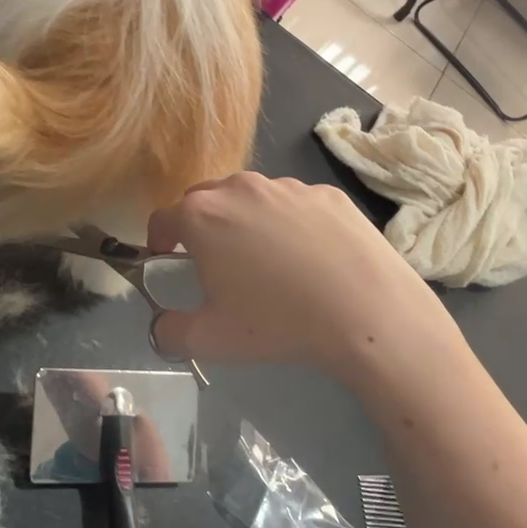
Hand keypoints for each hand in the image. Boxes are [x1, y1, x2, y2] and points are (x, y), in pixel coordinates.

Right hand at [146, 173, 461, 388]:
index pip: (162, 218)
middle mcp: (239, 188)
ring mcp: (288, 186)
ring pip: (249, 198)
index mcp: (200, 216)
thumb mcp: (210, 341)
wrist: (368, 314)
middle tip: (214, 264)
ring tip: (265, 263)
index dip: (158, 241)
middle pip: (203, 200)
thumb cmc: (277, 323)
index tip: (166, 260)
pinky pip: (293, 205)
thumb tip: (162, 327)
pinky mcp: (328, 195)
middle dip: (199, 227)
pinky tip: (308, 260)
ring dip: (243, 221)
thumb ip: (170, 332)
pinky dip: (288, 224)